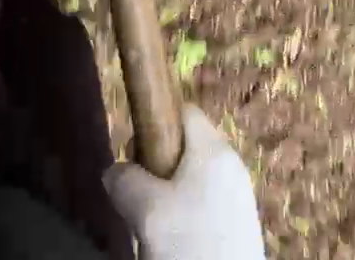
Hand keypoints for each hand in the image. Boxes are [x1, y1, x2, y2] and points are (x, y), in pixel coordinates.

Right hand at [104, 107, 264, 259]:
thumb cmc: (190, 245)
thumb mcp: (146, 210)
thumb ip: (124, 180)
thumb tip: (115, 172)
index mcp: (215, 150)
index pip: (183, 110)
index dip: (155, 122)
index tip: (135, 153)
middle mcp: (232, 165)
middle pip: (185, 146)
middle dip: (158, 166)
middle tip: (141, 197)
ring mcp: (239, 197)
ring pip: (191, 179)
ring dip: (168, 197)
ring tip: (155, 227)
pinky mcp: (239, 226)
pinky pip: (204, 205)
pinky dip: (185, 217)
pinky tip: (174, 244)